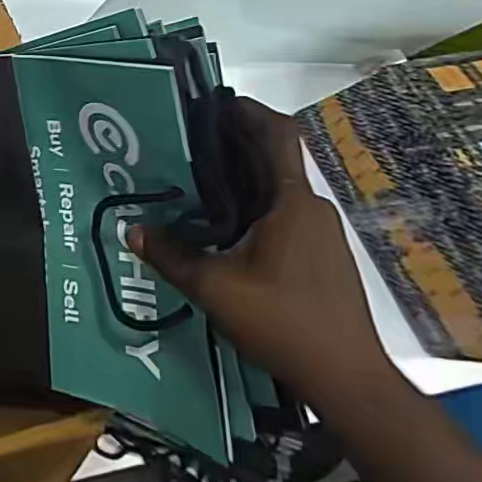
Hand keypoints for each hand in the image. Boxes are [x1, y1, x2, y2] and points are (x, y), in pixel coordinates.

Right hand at [127, 98, 391, 399]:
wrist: (349, 380)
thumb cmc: (285, 322)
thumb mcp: (215, 288)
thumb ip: (171, 255)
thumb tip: (131, 230)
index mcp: (292, 204)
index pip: (279, 136)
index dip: (250, 111)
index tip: (215, 101)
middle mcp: (311, 209)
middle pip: (273, 158)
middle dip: (233, 141)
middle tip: (186, 136)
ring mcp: (319, 234)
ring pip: (276, 188)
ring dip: (240, 173)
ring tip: (194, 175)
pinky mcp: (318, 255)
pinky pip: (281, 212)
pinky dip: (251, 201)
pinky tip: (220, 222)